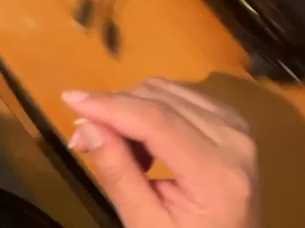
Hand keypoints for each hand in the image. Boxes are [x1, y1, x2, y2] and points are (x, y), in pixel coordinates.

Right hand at [65, 78, 257, 227]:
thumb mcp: (147, 227)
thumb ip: (118, 175)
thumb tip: (85, 124)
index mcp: (219, 175)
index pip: (156, 120)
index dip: (109, 106)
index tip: (68, 99)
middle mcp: (234, 140)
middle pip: (158, 100)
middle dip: (113, 110)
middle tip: (84, 138)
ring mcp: (236, 126)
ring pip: (163, 90)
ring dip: (130, 108)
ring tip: (120, 147)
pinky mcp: (230, 119)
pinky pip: (176, 93)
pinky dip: (149, 107)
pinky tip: (145, 140)